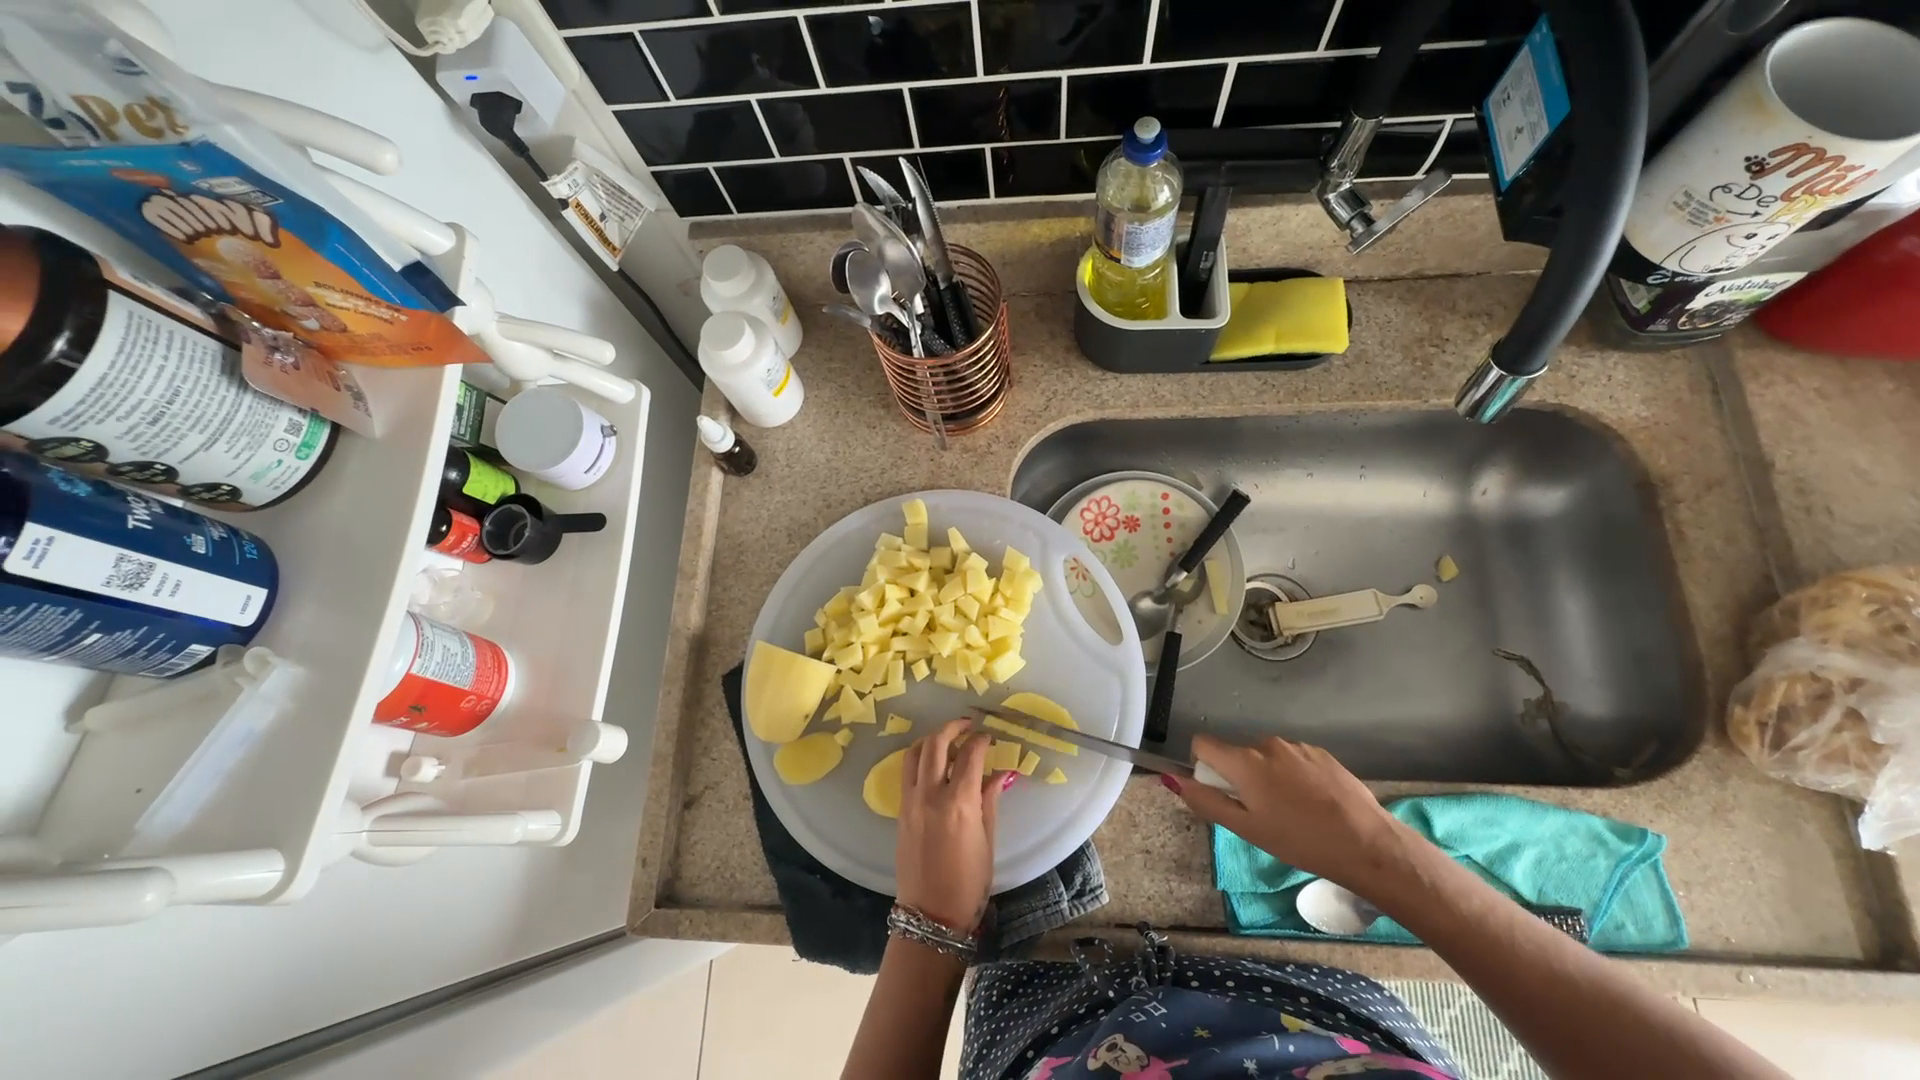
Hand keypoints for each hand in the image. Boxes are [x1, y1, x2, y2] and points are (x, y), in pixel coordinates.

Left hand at [894, 717, 1009, 933]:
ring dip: (931, 740)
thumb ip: (990, 801)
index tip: (990, 736)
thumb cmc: (969, 882)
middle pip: (936, 744)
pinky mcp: (900, 811)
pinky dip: (919, 759)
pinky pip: (907, 773)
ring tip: (948, 739)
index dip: (981, 740)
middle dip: (953, 728)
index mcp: (958, 803)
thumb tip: (999, 773)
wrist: (931, 914)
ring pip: (914, 754)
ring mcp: (911, 802)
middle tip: (968, 725)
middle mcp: (930, 795)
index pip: (970, 755)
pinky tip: (934, 764)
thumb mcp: (988, 840)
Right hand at [1166, 734, 1410, 892]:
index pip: (1203, 743)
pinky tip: (1311, 803)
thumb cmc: (1299, 841)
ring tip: (1289, 810)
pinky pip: (1292, 758)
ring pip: (1265, 756)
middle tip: (1258, 811)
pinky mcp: (1322, 753)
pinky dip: (1292, 775)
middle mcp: (1268, 743)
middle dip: (1238, 775)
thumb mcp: (1246, 828)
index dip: (1204, 767)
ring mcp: (1298, 746)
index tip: (1222, 793)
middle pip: (1236, 751)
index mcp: (1244, 761)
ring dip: (1266, 775)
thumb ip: (1206, 800)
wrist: (1366, 843)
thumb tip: (1172, 779)